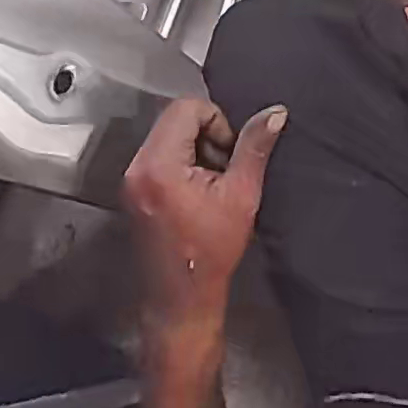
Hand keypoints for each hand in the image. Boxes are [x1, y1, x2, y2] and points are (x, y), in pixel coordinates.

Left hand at [122, 99, 286, 349]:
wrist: (181, 299)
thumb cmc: (212, 250)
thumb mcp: (242, 194)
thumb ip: (255, 146)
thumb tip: (275, 112)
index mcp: (159, 165)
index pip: (187, 108)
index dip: (217, 121)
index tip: (229, 152)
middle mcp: (137, 166)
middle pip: (175, 118)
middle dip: (207, 133)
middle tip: (225, 166)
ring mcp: (131, 179)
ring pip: (169, 134)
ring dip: (197, 147)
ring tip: (214, 180)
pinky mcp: (133, 189)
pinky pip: (161, 153)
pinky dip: (184, 160)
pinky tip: (201, 189)